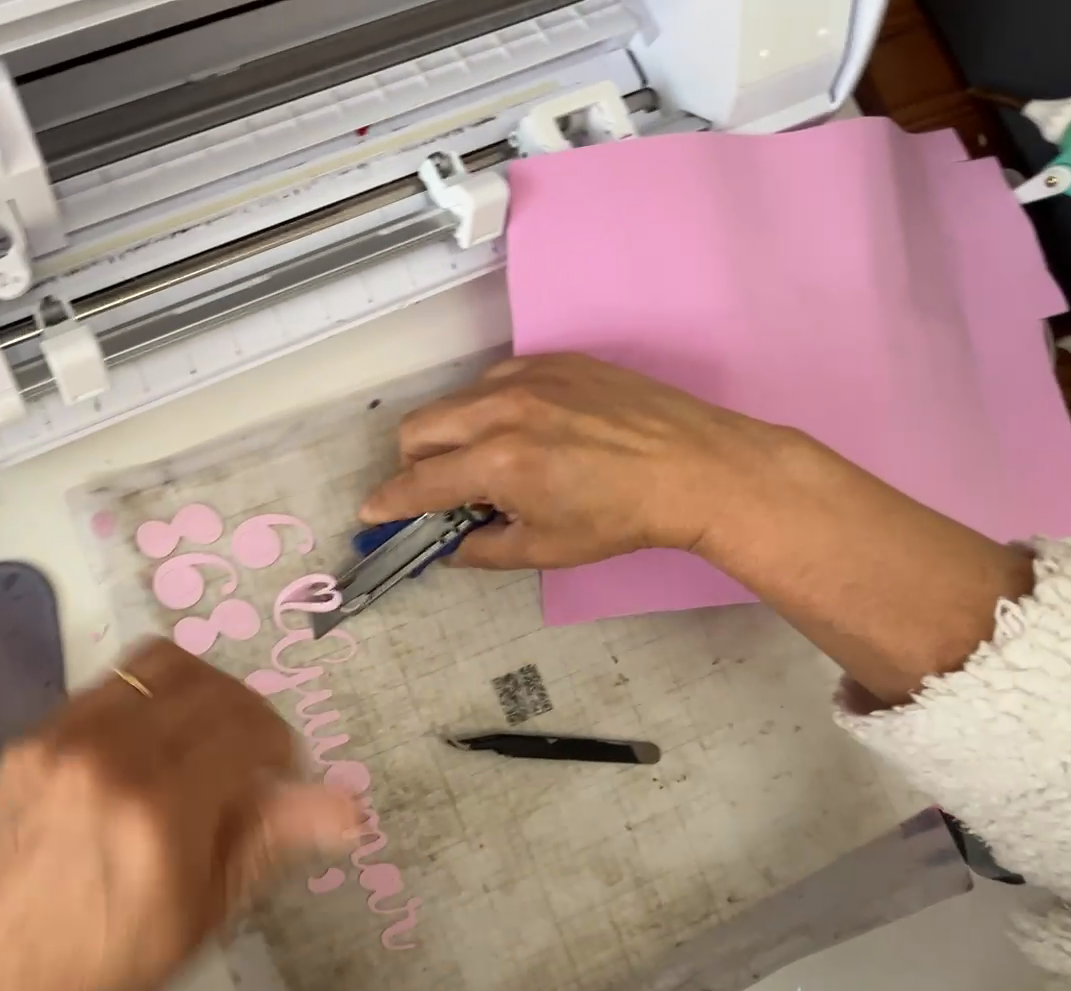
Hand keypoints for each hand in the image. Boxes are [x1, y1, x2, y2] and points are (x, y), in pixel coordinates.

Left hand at [0, 639, 357, 990]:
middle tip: (251, 751)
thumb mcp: (204, 913)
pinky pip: (109, 684)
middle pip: (208, 684)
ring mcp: (62, 737)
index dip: (277, 743)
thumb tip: (349, 806)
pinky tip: (148, 742)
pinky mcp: (31, 735)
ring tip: (204, 732)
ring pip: (158, 664)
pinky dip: (148, 698)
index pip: (245, 729)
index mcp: (159, 809)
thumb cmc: (112, 961)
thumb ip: (271, 838)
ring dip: (200, 688)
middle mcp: (109, 755)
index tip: (282, 770)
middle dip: (247, 711)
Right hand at [359, 353, 788, 568]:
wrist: (697, 468)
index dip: (388, 502)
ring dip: (450, 434)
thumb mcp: (544, 550)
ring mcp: (527, 377)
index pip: (417, 482)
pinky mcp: (552, 360)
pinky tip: (525, 430)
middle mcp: (501, 410)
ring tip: (488, 459)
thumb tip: (447, 546)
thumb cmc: (621, 518)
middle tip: (440, 488)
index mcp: (498, 463)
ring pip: (452, 401)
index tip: (373, 512)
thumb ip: (480, 549)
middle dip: (413, 463)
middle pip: (416, 429)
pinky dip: (488, 409)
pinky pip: (493, 381)